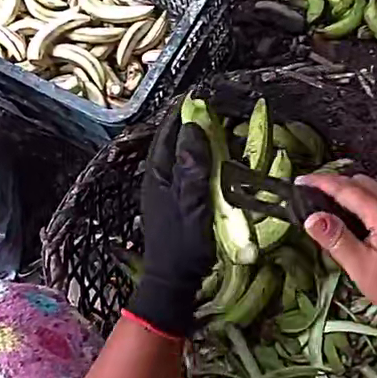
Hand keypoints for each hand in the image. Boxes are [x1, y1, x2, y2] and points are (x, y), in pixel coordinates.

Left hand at [125, 107, 215, 338]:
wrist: (174, 280)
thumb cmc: (183, 243)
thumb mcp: (191, 203)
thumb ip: (192, 166)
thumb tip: (193, 127)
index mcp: (158, 173)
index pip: (169, 132)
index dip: (184, 112)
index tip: (203, 97)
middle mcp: (158, 177)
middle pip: (173, 141)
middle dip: (191, 124)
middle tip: (216, 111)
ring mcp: (164, 189)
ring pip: (179, 155)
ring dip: (196, 141)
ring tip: (218, 129)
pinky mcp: (175, 200)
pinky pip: (186, 170)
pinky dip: (199, 160)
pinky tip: (214, 160)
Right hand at [297, 174, 376, 332]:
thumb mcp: (361, 267)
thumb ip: (337, 239)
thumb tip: (311, 217)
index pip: (347, 189)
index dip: (321, 182)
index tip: (299, 181)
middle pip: (362, 182)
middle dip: (335, 183)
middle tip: (310, 193)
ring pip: (375, 189)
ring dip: (350, 190)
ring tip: (328, 202)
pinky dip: (364, 200)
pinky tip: (354, 216)